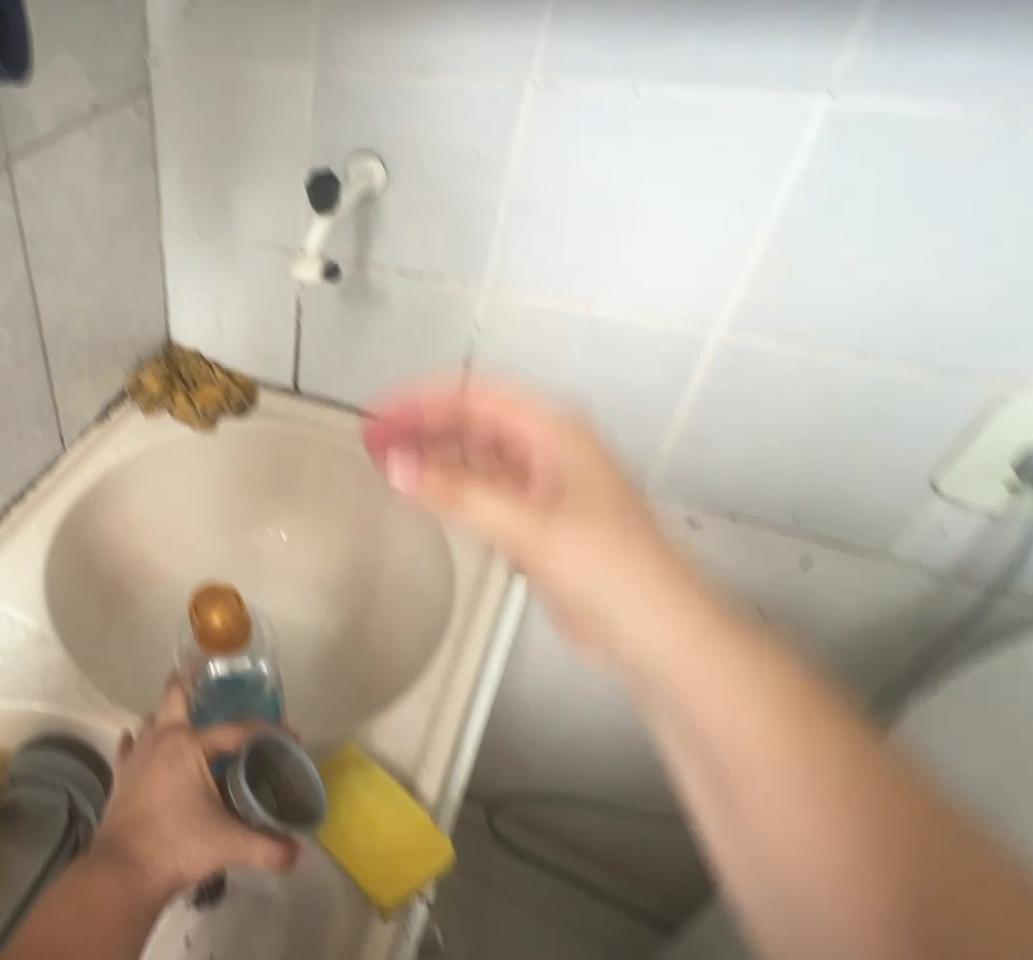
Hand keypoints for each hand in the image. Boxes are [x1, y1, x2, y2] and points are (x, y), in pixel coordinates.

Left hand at [91, 680, 301, 900]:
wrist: (125, 869)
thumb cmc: (178, 846)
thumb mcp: (230, 845)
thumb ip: (269, 847)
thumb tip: (298, 854)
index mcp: (189, 746)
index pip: (236, 731)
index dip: (266, 731)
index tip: (289, 734)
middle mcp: (161, 738)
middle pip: (175, 695)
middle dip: (190, 679)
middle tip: (205, 669)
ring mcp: (137, 754)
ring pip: (152, 720)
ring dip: (167, 717)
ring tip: (186, 722)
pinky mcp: (121, 773)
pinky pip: (129, 745)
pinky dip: (137, 741)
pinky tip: (141, 744)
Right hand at [362, 377, 717, 668]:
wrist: (660, 636)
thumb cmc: (609, 570)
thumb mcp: (528, 526)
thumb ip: (455, 493)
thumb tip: (393, 464)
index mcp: (553, 431)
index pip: (474, 396)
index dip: (420, 401)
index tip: (376, 416)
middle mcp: (546, 448)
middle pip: (471, 422)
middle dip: (420, 427)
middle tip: (372, 443)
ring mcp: (541, 485)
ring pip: (474, 456)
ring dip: (432, 457)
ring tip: (386, 465)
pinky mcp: (535, 520)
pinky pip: (481, 490)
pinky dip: (448, 488)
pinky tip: (421, 495)